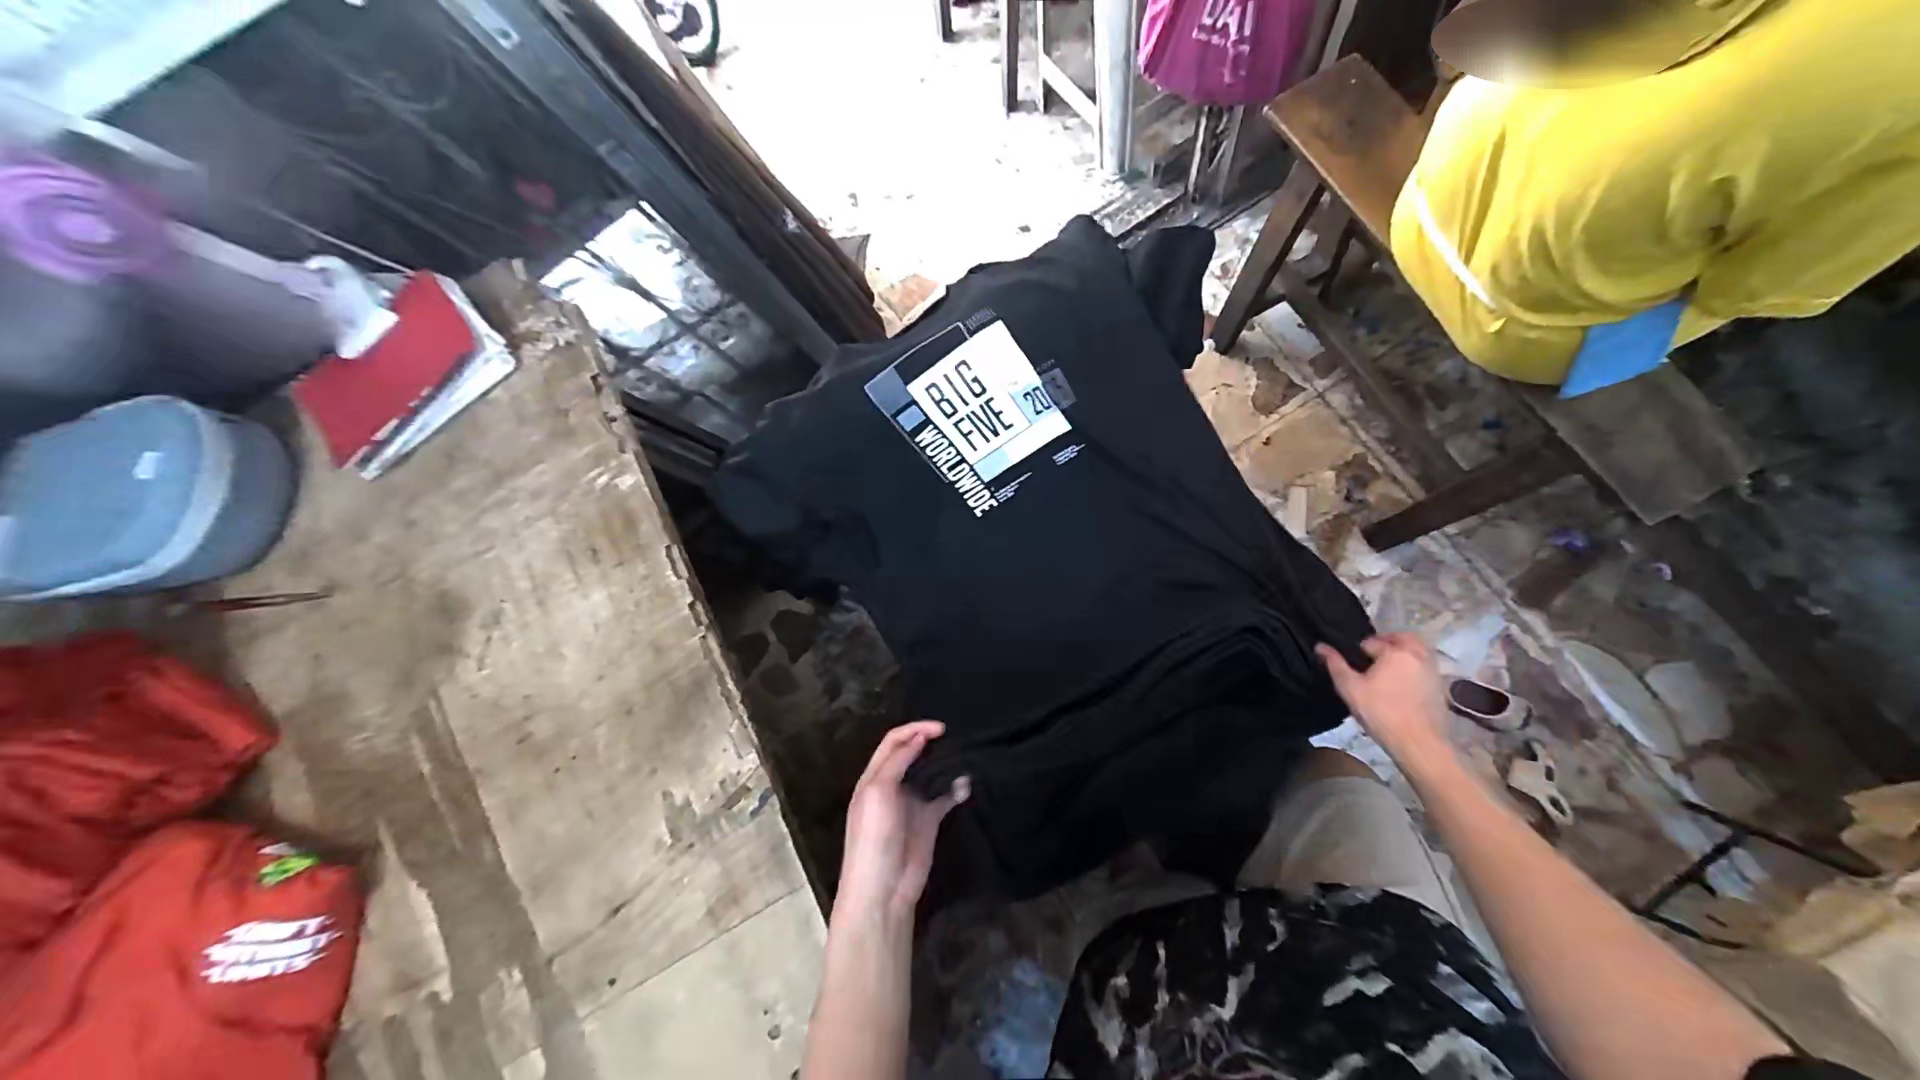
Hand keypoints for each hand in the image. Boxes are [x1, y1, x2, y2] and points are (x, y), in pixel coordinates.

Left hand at [834, 721, 969, 925]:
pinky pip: (944, 798)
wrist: (883, 890)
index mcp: (873, 777)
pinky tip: (967, 786)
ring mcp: (911, 803)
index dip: (914, 729)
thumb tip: (919, 738)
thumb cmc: (874, 837)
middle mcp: (892, 785)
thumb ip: (897, 762)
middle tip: (954, 737)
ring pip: (930, 774)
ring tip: (963, 756)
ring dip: (945, 764)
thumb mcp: (879, 793)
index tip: (940, 728)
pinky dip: (956, 790)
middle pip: (912, 753)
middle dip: (930, 742)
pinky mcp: (928, 821)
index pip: (894, 741)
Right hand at [1315, 633, 1449, 761]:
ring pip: (1417, 650)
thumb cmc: (1380, 713)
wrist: (1419, 743)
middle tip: (1371, 658)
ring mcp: (1433, 670)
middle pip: (1401, 638)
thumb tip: (1320, 646)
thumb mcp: (1350, 688)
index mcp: (1395, 651)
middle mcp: (1418, 655)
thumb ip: (1335, 664)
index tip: (1353, 667)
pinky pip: (1425, 666)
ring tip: (1386, 669)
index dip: (1358, 652)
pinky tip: (1402, 684)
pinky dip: (1414, 666)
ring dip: (1402, 652)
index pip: (1371, 642)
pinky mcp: (1441, 686)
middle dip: (1386, 642)